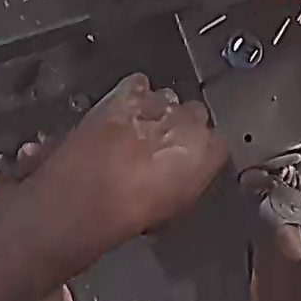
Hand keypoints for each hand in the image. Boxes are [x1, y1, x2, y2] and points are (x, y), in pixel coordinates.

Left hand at [5, 74, 227, 273]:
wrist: (84, 200)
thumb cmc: (130, 216)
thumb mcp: (172, 210)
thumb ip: (187, 183)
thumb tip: (181, 177)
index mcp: (207, 151)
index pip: (216, 143)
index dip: (199, 153)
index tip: (186, 162)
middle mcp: (188, 120)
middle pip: (195, 114)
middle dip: (182, 126)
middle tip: (161, 148)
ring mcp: (156, 103)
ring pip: (167, 98)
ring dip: (157, 111)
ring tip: (139, 130)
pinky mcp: (126, 93)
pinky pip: (138, 84)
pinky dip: (133, 93)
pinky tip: (124, 109)